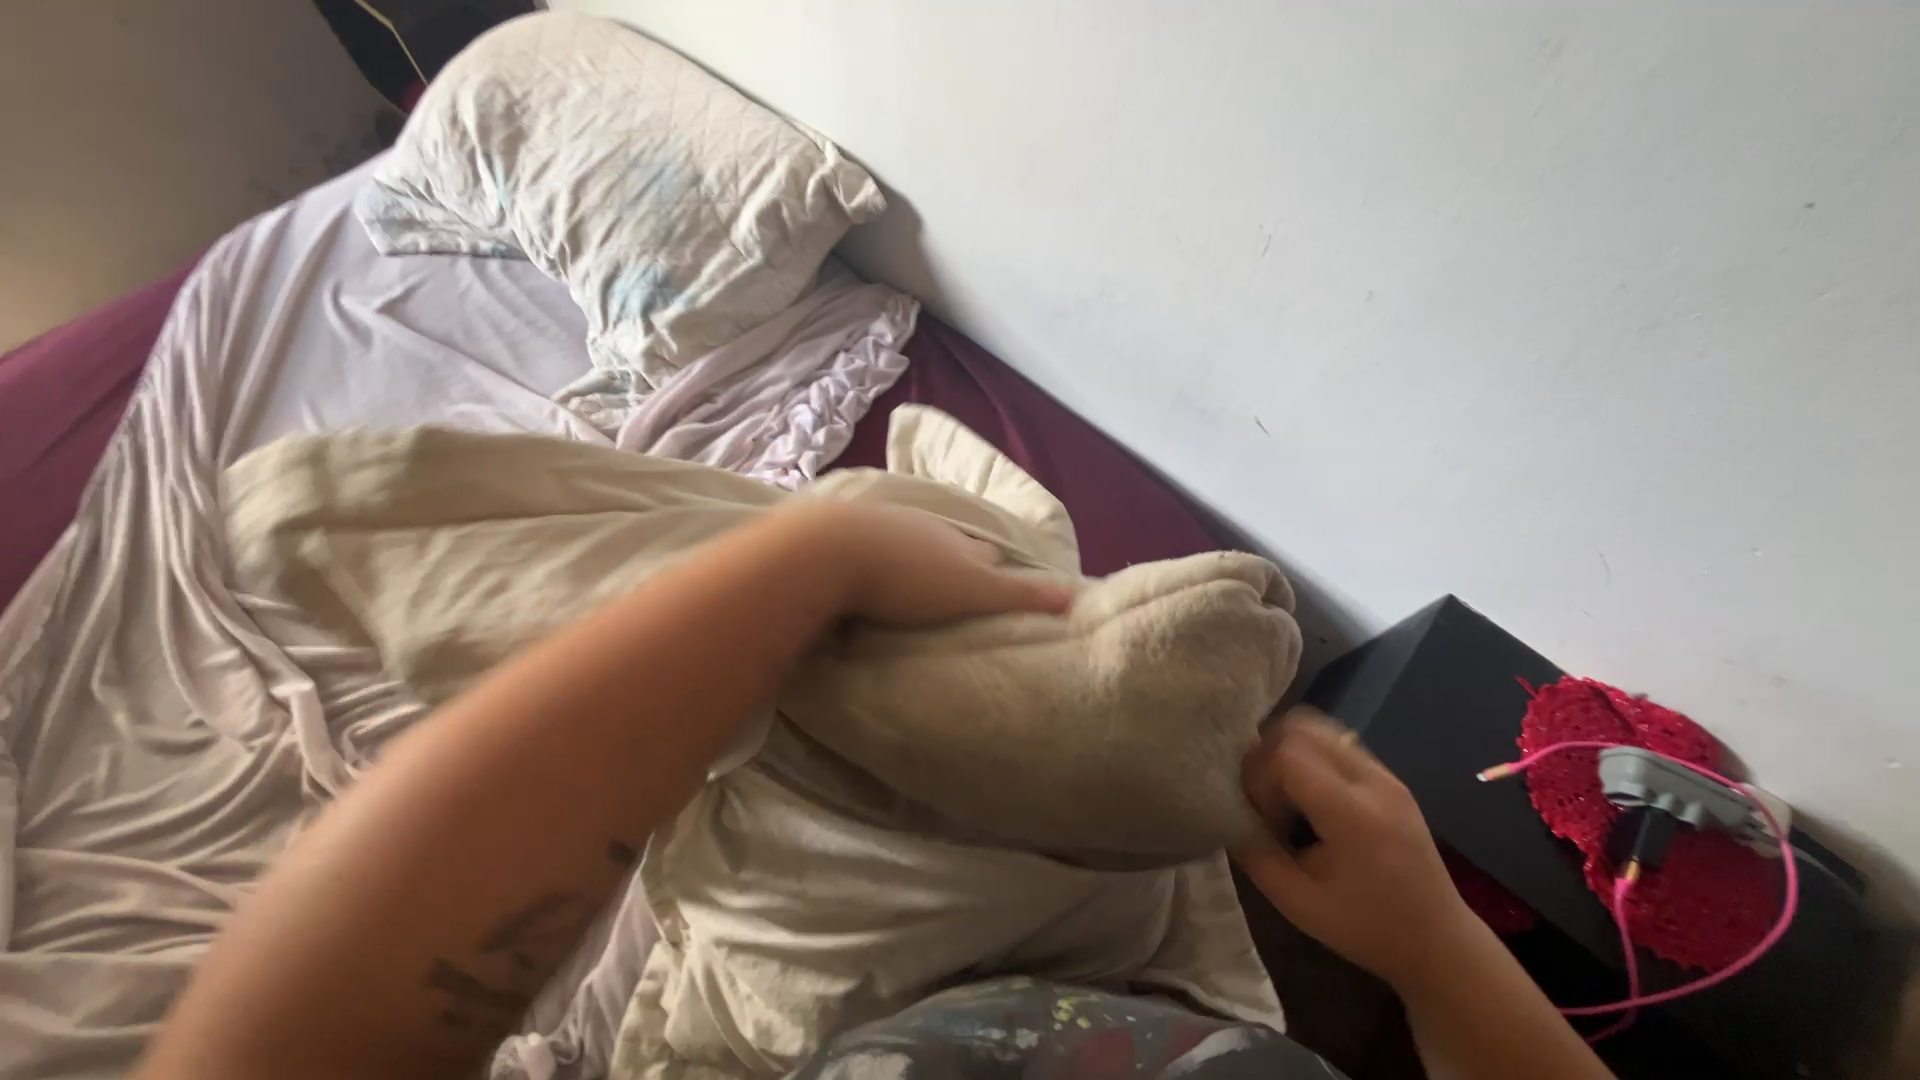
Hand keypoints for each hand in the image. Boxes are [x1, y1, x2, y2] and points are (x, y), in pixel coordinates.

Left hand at [783, 500, 1074, 625]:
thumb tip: (1074, 594)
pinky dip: (872, 553)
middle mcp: (924, 527)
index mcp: (957, 544)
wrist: (834, 551)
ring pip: (907, 537)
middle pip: (948, 541)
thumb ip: (1020, 594)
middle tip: (953, 579)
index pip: (986, 553)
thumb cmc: (909, 578)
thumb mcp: (973, 591)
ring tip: (909, 576)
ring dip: (911, 553)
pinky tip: (864, 567)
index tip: (995, 579)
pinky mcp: (844, 531)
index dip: (993, 566)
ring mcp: (883, 525)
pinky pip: (867, 540)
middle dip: (954, 556)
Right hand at [1233, 708, 1477, 991]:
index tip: (1260, 815)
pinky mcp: (1389, 778)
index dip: (1258, 776)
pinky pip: (1336, 743)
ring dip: (1288, 752)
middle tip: (1263, 797)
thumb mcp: (1296, 902)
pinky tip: (1307, 797)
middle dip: (1268, 755)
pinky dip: (1309, 757)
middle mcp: (1374, 782)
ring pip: (1318, 728)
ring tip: (1284, 795)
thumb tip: (1226, 809)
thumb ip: (1254, 851)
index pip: (1288, 754)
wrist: (1439, 943)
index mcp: (1354, 815)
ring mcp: (1386, 776)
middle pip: (1302, 729)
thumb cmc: (1366, 928)